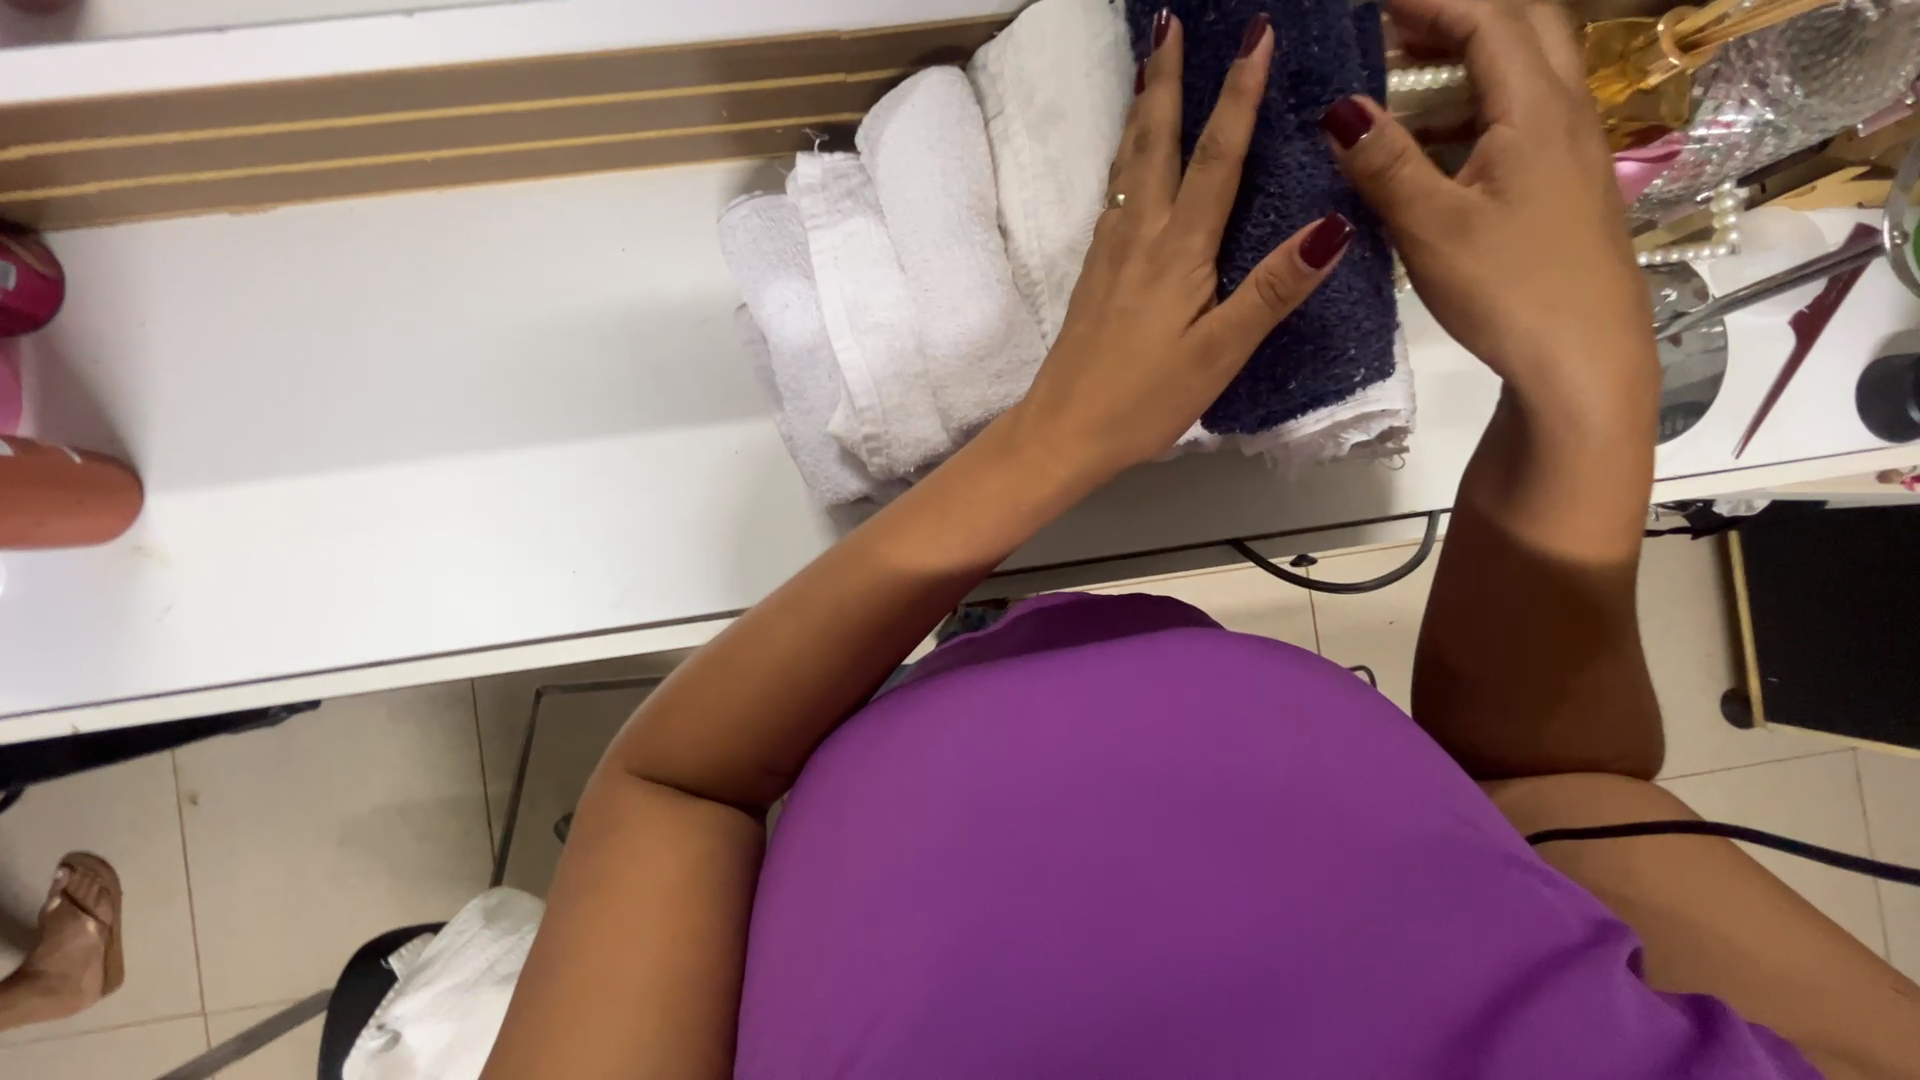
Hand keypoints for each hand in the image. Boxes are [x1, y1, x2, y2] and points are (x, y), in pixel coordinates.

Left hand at [1002, 12, 1354, 485]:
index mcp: (1176, 250)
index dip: (1239, 96)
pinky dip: (1125, 160)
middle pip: (1154, 142)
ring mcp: (1107, 253)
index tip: (1257, 35)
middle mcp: (1137, 236)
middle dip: (1166, 78)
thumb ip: (1271, 291)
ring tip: (1148, 70)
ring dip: (1141, 111)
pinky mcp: (1093, 274)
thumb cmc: (1142, 401)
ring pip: (1126, 165)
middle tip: (1169, 23)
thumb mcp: (1218, 355)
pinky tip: (1128, 163)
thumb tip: (1332, 226)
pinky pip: (1112, 196)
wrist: (1061, 430)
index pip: (1215, 157)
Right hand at [1321, 0, 1656, 406]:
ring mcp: (1570, 151)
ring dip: (1462, 65)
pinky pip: (1519, 120)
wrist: (1582, 359)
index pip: (1490, 19)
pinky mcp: (1563, 187)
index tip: (1372, 6)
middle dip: (1454, 18)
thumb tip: (1338, 107)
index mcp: (1537, 111)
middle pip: (1520, 31)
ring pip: (1522, 77)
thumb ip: (1386, 164)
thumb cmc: (1509, 290)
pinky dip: (1471, 112)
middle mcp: (1565, 114)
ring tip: (1396, 84)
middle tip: (1389, 32)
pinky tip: (1430, 148)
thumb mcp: (1433, 228)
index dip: (1432, 1)